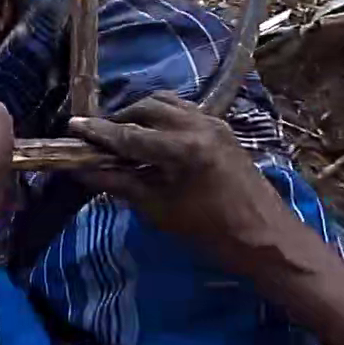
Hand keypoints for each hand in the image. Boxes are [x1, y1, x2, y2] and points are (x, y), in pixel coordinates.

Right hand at [68, 92, 330, 285]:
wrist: (270, 242)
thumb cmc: (213, 234)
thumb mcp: (160, 211)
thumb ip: (120, 183)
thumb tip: (83, 170)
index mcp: (183, 149)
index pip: (129, 135)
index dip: (98, 132)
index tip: (73, 125)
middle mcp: (198, 126)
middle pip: (146, 108)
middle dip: (119, 118)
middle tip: (100, 136)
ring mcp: (213, 122)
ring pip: (165, 102)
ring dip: (141, 112)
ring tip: (124, 132)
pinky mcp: (221, 127)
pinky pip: (183, 108)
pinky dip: (162, 114)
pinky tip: (153, 133)